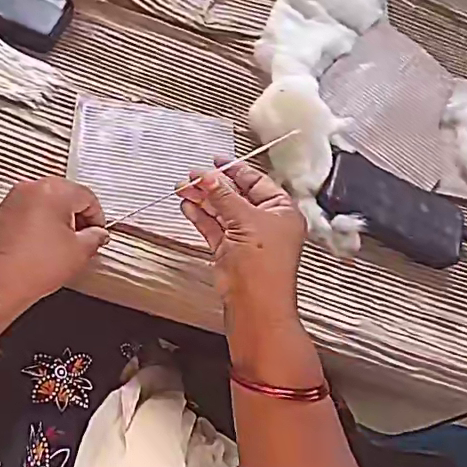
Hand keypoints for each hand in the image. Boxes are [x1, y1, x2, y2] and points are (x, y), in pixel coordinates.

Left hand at [0, 177, 108, 313]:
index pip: (87, 197)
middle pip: (67, 195)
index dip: (97, 218)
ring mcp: (16, 198)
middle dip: (79, 217)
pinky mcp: (4, 212)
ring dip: (60, 219)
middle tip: (84, 240)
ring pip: (49, 202)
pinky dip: (42, 222)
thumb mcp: (79, 251)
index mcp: (54, 190)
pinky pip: (32, 210)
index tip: (98, 234)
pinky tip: (46, 244)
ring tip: (64, 245)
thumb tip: (98, 234)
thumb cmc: (33, 266)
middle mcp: (33, 187)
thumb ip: (95, 237)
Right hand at [177, 159, 306, 311]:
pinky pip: (213, 227)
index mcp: (282, 211)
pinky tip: (189, 206)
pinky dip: (201, 216)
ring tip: (185, 188)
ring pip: (222, 211)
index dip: (235, 170)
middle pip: (236, 195)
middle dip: (214, 185)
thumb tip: (209, 177)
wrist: (254, 305)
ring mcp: (247, 237)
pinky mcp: (230, 251)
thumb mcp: (245, 220)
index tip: (217, 161)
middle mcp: (266, 223)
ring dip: (203, 199)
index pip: (257, 181)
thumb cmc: (265, 269)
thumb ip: (224, 196)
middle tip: (194, 176)